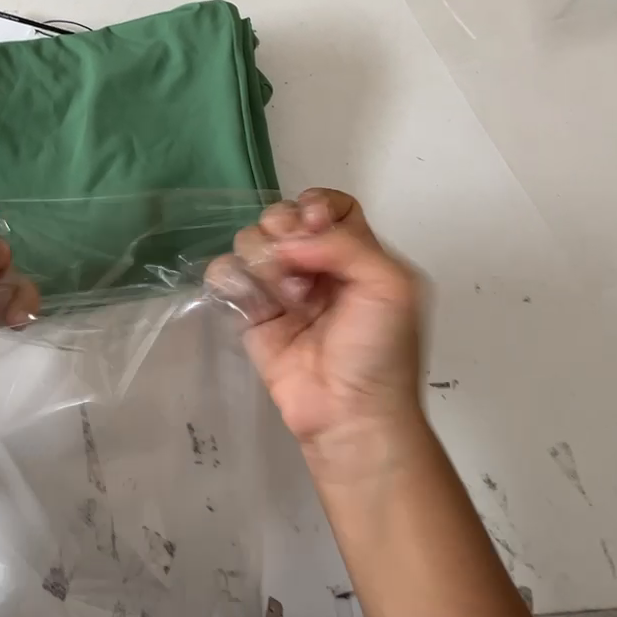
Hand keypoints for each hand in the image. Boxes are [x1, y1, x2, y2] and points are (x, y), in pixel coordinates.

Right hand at [205, 189, 424, 458]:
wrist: (347, 412)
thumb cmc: (379, 352)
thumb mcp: (392, 288)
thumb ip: (347, 245)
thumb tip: (288, 243)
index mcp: (354, 251)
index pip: (327, 204)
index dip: (314, 206)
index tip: (312, 227)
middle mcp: (314, 263)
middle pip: (280, 215)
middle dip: (282, 233)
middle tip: (299, 270)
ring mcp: (278, 285)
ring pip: (248, 240)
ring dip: (263, 264)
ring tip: (288, 301)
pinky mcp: (248, 309)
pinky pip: (224, 273)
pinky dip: (233, 281)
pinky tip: (256, 307)